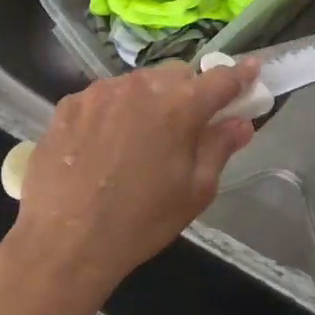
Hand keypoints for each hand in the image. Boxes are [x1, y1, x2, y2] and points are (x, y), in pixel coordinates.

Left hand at [12, 58, 259, 290]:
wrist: (62, 245)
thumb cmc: (138, 222)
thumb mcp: (194, 192)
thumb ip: (220, 148)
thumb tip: (241, 122)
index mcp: (179, 106)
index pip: (221, 78)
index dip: (240, 75)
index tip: (253, 69)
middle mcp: (141, 86)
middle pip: (177, 75)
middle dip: (187, 92)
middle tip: (185, 125)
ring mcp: (101, 92)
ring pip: (138, 83)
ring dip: (148, 100)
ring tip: (138, 139)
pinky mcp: (69, 104)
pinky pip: (104, 97)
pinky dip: (112, 111)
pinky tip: (103, 145)